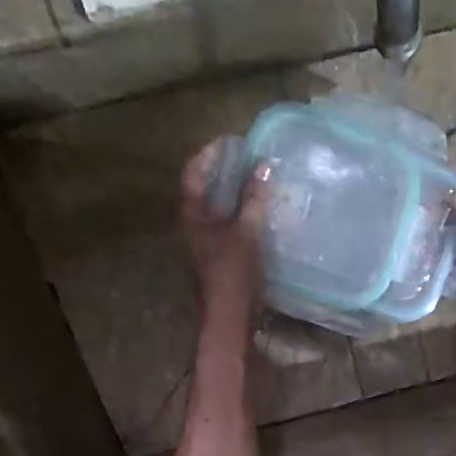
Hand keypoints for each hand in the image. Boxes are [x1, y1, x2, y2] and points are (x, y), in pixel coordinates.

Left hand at [180, 138, 271, 317]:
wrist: (230, 314)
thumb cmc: (232, 271)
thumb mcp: (246, 231)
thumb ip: (253, 198)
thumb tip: (263, 165)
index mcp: (192, 216)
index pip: (192, 174)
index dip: (207, 154)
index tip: (227, 140)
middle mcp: (193, 225)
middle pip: (203, 188)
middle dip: (221, 170)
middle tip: (244, 155)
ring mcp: (205, 241)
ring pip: (215, 207)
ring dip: (231, 190)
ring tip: (253, 177)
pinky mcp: (219, 254)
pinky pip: (227, 222)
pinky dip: (240, 209)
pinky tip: (258, 208)